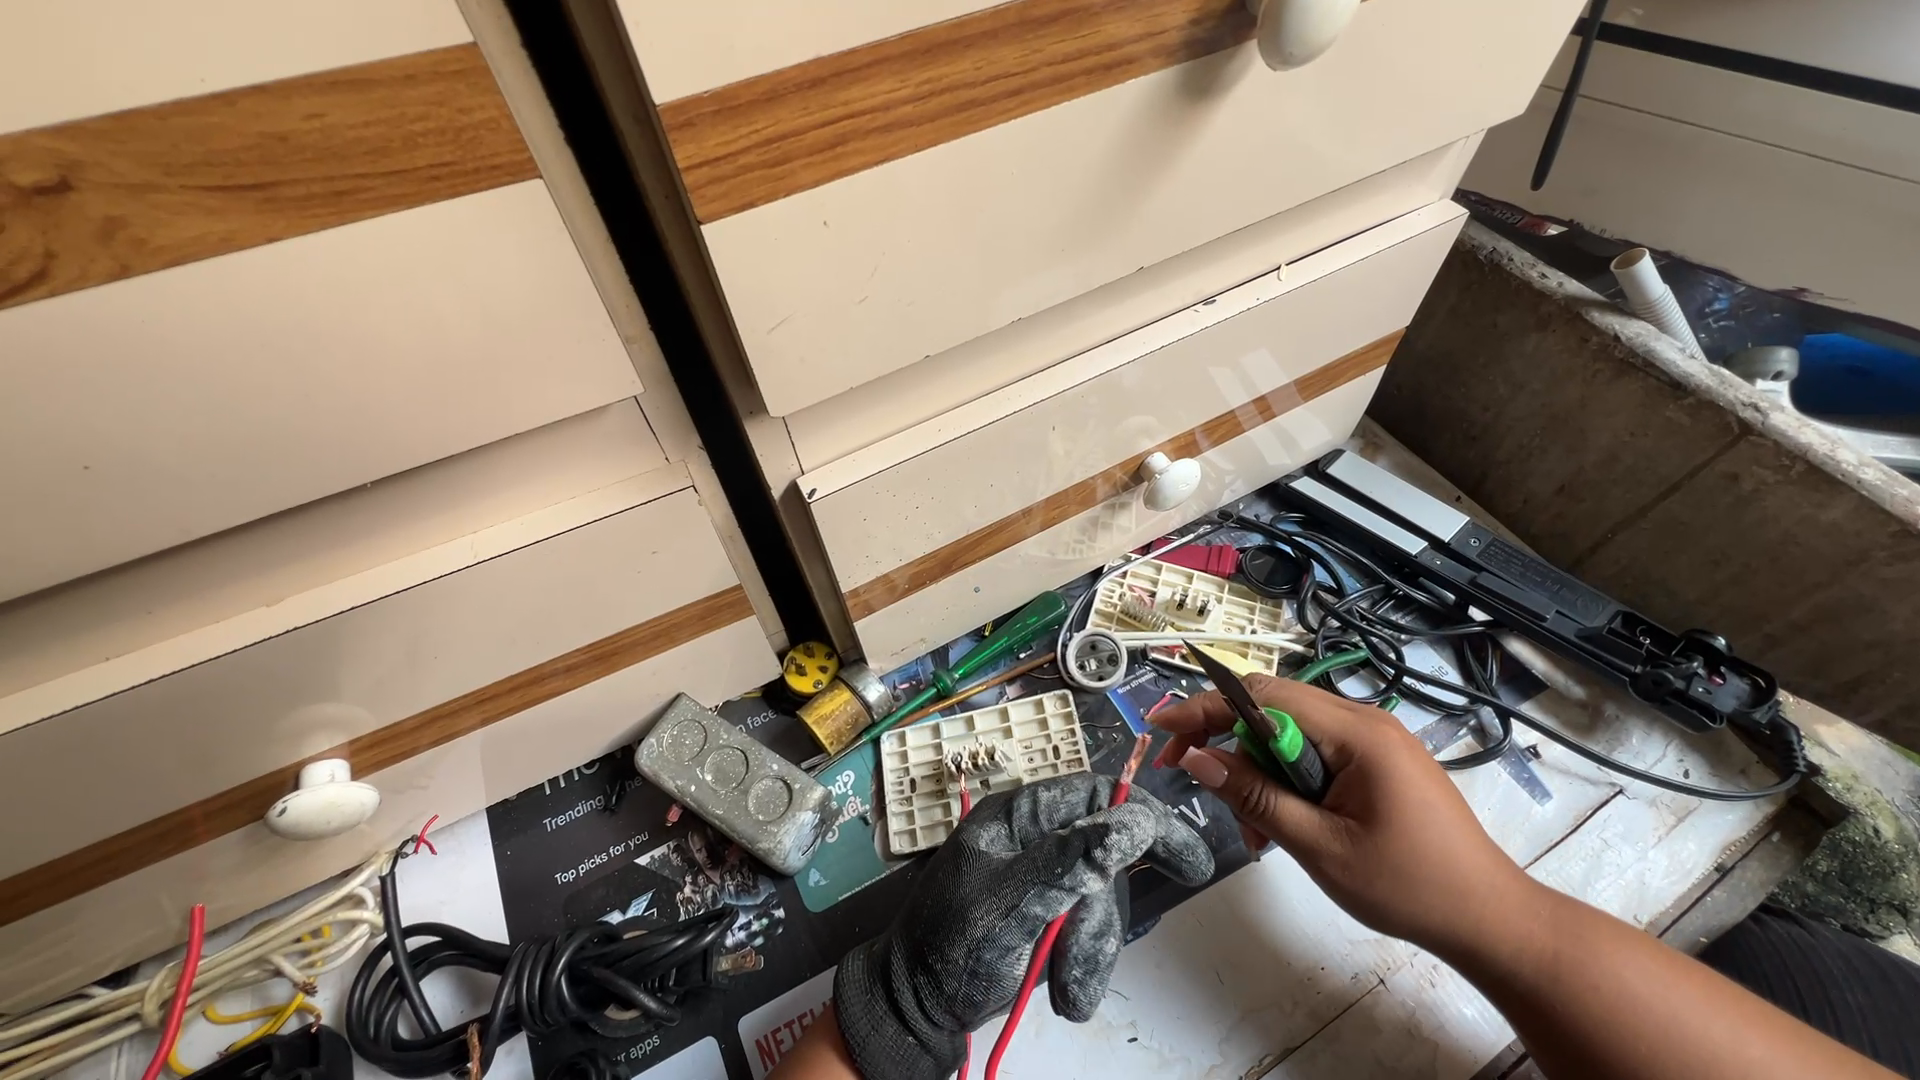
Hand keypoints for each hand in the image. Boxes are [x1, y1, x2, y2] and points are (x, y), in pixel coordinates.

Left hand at [833, 773, 1212, 1079]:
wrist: (916, 1007)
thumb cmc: (949, 945)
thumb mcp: (1011, 902)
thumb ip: (1070, 861)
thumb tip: (1134, 821)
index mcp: (1018, 817)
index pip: (1093, 794)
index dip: (1144, 815)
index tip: (1186, 855)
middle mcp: (1034, 839)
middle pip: (1104, 854)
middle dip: (1107, 908)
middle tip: (1177, 898)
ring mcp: (1042, 878)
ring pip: (1100, 900)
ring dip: (1094, 949)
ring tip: (1071, 991)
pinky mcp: (1048, 915)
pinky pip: (1087, 929)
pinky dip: (1086, 963)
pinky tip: (1070, 996)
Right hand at [1150, 675, 1540, 958]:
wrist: (1491, 919)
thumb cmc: (1409, 886)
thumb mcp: (1319, 846)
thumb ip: (1254, 796)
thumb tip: (1196, 757)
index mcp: (1356, 732)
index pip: (1261, 696)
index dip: (1205, 706)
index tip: (1161, 728)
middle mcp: (1364, 720)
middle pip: (1271, 706)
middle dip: (1222, 736)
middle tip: (1185, 772)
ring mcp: (1373, 739)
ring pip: (1288, 732)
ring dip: (1254, 769)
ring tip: (1249, 829)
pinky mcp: (1376, 761)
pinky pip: (1312, 752)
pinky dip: (1283, 780)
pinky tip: (1280, 823)